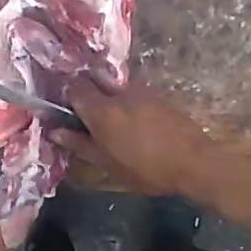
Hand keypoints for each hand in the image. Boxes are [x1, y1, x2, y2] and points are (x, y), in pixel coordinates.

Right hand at [52, 79, 217, 197]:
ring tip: (118, 126)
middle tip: (90, 118)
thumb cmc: (145, 168)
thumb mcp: (106, 163)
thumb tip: (55, 132)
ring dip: (112, 100)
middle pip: (95, 81)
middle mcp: (119, 94)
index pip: (75, 89)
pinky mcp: (160, 97)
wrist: (195, 162)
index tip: (69, 114)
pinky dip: (131, 105)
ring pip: (117, 88)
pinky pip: (136, 95)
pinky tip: (138, 126)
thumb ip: (79, 144)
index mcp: (101, 110)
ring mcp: (143, 92)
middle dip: (89, 94)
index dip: (68, 99)